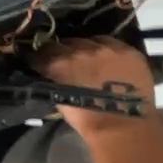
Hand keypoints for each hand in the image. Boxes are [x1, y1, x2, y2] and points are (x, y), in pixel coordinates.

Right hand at [32, 36, 159, 136]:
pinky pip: (107, 40)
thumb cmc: (83, 113)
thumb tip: (44, 67)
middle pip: (59, 44)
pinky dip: (100, 46)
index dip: (37, 58)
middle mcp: (76, 52)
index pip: (37, 53)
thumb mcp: (53, 91)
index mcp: (53, 64)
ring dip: (78, 48)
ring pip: (82, 40)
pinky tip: (100, 54)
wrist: (121, 121)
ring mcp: (103, 50)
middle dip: (56, 51)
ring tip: (81, 57)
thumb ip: (48, 74)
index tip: (37, 62)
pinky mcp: (125, 51)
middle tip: (59, 60)